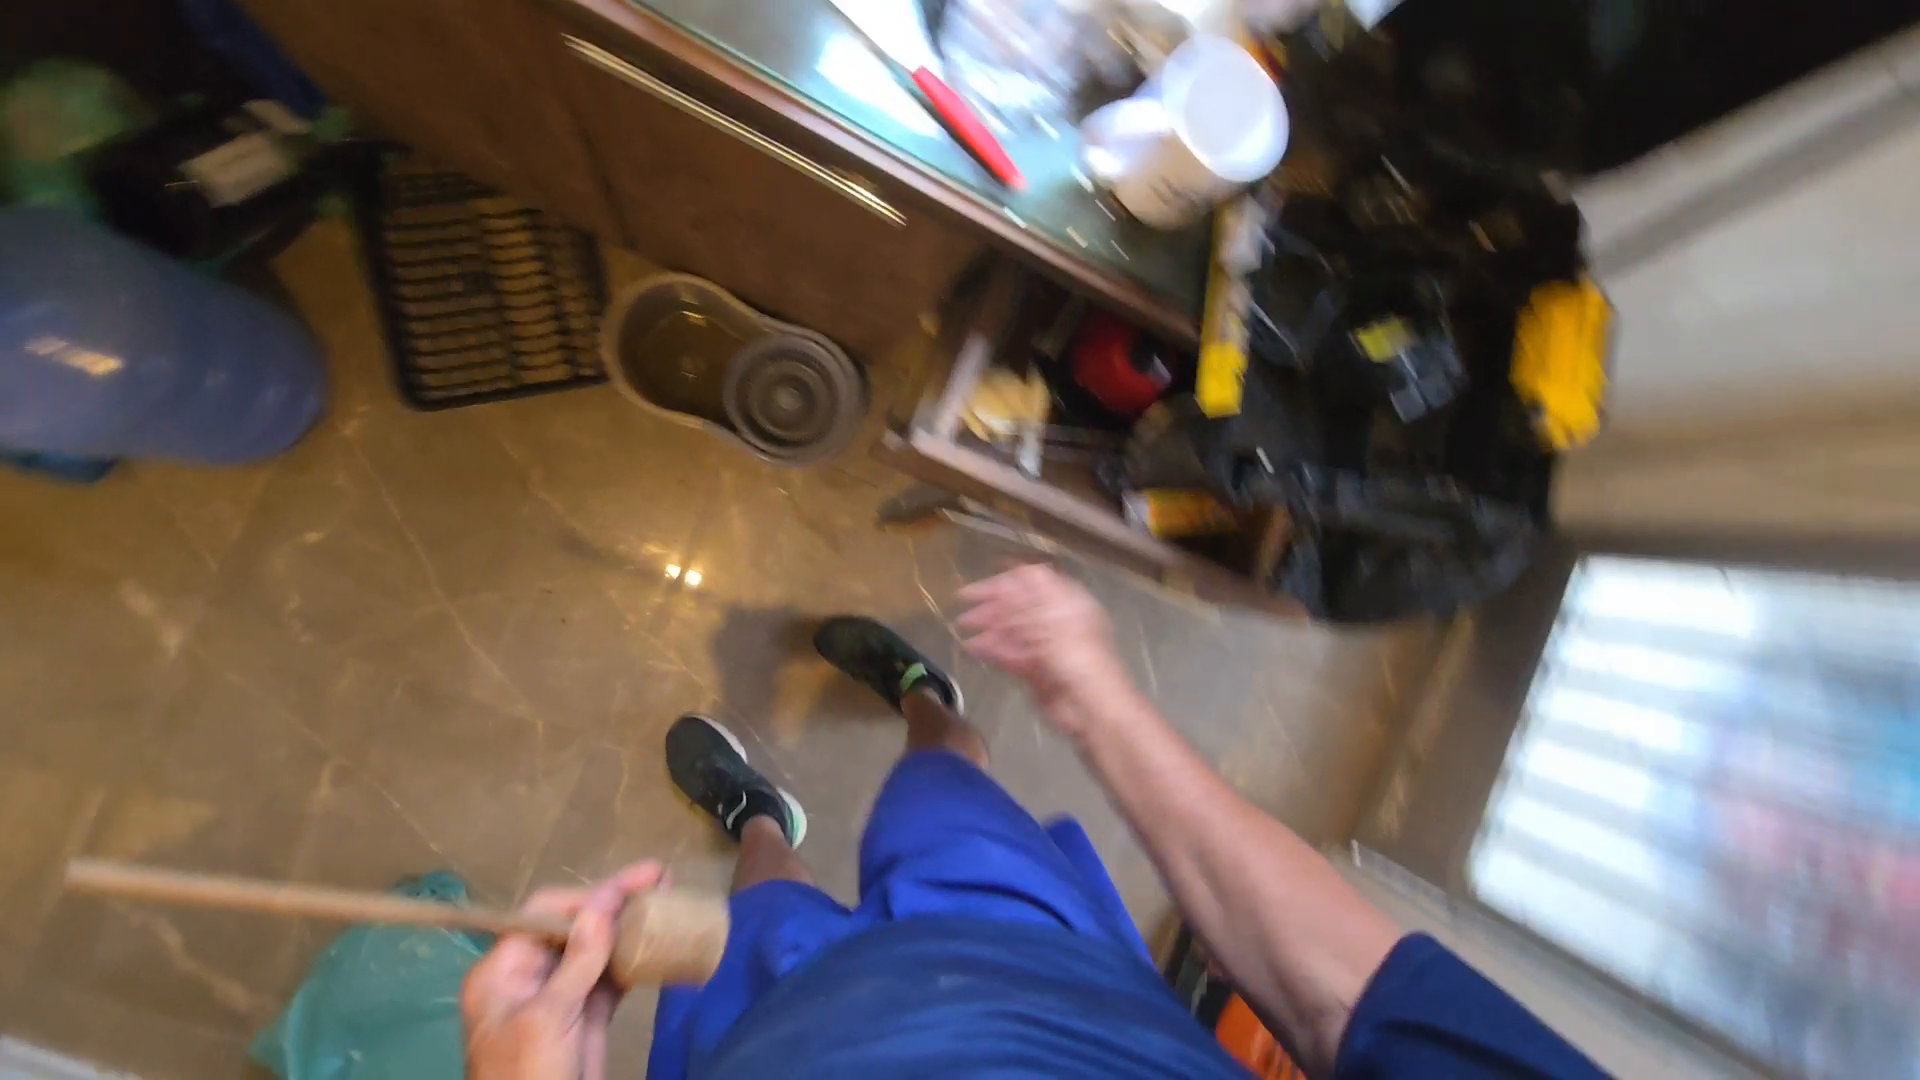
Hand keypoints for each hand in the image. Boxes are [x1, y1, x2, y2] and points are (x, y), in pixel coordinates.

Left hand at [462, 862, 662, 1079]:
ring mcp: (557, 999)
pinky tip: (659, 943)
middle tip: (660, 879)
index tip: (634, 885)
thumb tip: (602, 905)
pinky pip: (610, 976)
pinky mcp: (583, 1018)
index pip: (545, 913)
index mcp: (502, 974)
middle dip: (616, 901)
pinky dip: (634, 958)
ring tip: (667, 899)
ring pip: (597, 947)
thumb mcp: (548, 1020)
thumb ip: (578, 960)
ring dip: (630, 924)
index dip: (590, 896)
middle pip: (576, 924)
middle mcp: (528, 978)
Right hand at [957, 564, 1132, 736]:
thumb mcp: (1052, 622)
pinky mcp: (1038, 672)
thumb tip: (1009, 575)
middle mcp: (1057, 621)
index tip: (979, 586)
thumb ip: (1027, 600)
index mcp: (1068, 603)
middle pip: (1021, 605)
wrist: (1092, 710)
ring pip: (1014, 630)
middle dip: (992, 604)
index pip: (1033, 581)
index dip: (1005, 581)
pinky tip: (972, 647)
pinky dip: (992, 649)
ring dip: (988, 626)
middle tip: (964, 607)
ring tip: (962, 626)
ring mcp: (1047, 648)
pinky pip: (1012, 655)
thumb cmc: (1077, 659)